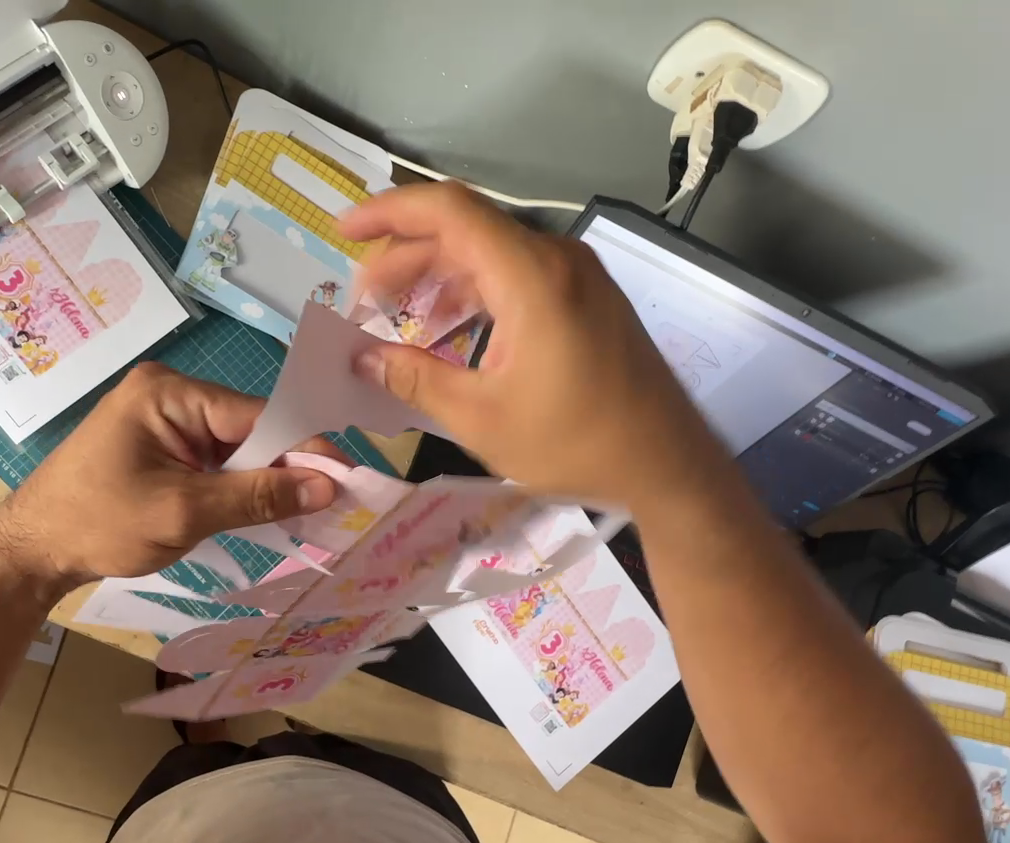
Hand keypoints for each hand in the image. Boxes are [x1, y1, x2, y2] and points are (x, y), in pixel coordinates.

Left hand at [0, 363, 337, 586]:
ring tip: (305, 513)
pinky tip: (263, 511)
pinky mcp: (161, 448)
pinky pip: (214, 462)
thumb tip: (328, 486)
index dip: (303, 447)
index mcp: (170, 392)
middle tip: (330, 505)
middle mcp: (170, 395)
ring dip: (262, 481)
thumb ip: (258, 497)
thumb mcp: (185, 512)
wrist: (33, 550)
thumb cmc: (100, 525)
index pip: (256, 414)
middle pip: (249, 429)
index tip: (346, 480)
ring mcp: (164, 421)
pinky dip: (237, 488)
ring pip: (235, 449)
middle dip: (284, 466)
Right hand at [340, 183, 717, 507]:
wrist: (665, 464)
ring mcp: (576, 276)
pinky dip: (472, 296)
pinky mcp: (585, 299)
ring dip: (436, 279)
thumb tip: (360, 358)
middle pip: (464, 232)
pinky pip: (515, 279)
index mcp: (530, 277)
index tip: (344, 229)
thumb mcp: (480, 418)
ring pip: (489, 256)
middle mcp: (555, 259)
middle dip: (404, 258)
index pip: (448, 211)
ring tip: (394, 317)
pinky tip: (445, 331)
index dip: (388, 211)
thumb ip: (413, 379)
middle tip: (361, 301)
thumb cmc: (572, 443)